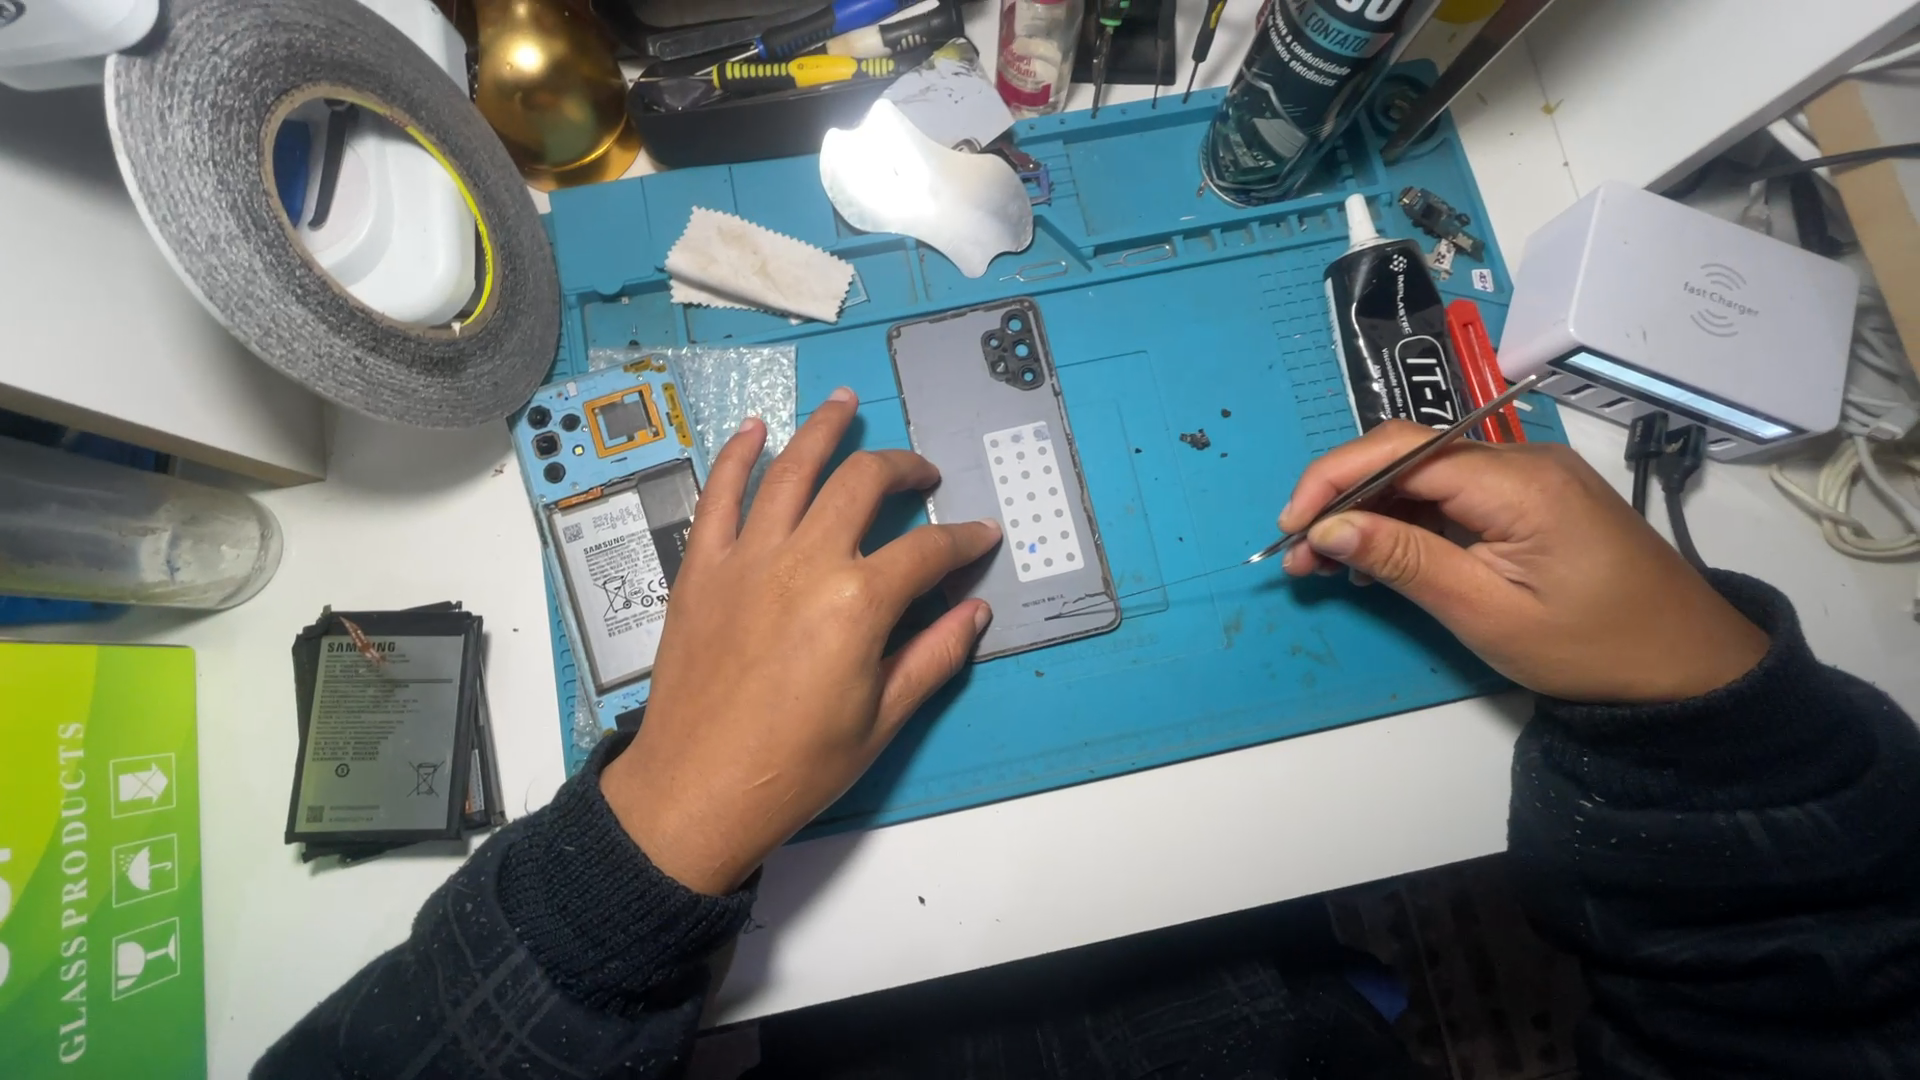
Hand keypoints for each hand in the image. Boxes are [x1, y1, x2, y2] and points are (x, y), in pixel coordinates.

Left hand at [599, 388, 1001, 894]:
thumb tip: (977, 610)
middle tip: (923, 472)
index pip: (928, 550)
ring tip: (846, 404)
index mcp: (858, 602)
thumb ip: (935, 656)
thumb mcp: (882, 720)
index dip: (964, 540)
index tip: (982, 535)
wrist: (695, 792)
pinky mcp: (702, 565)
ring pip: (791, 468)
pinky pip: (719, 494)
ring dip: (824, 429)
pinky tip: (756, 429)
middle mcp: (805, 560)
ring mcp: (746, 556)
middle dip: (904, 468)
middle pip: (863, 484)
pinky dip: (738, 455)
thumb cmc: (797, 766)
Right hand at [1280, 421, 1767, 703]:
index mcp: (1518, 483)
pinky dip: (1396, 520)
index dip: (1334, 481)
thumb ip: (1402, 560)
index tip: (1290, 527)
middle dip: (1339, 495)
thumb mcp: (1484, 612)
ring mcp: (1521, 476)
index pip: (1401, 452)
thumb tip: (1326, 528)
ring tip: (1321, 561)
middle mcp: (1519, 460)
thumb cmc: (1590, 648)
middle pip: (1402, 453)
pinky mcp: (1519, 497)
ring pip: (1415, 473)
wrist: (1689, 670)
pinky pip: (1441, 493)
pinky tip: (1370, 556)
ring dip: (1361, 511)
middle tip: (1298, 550)